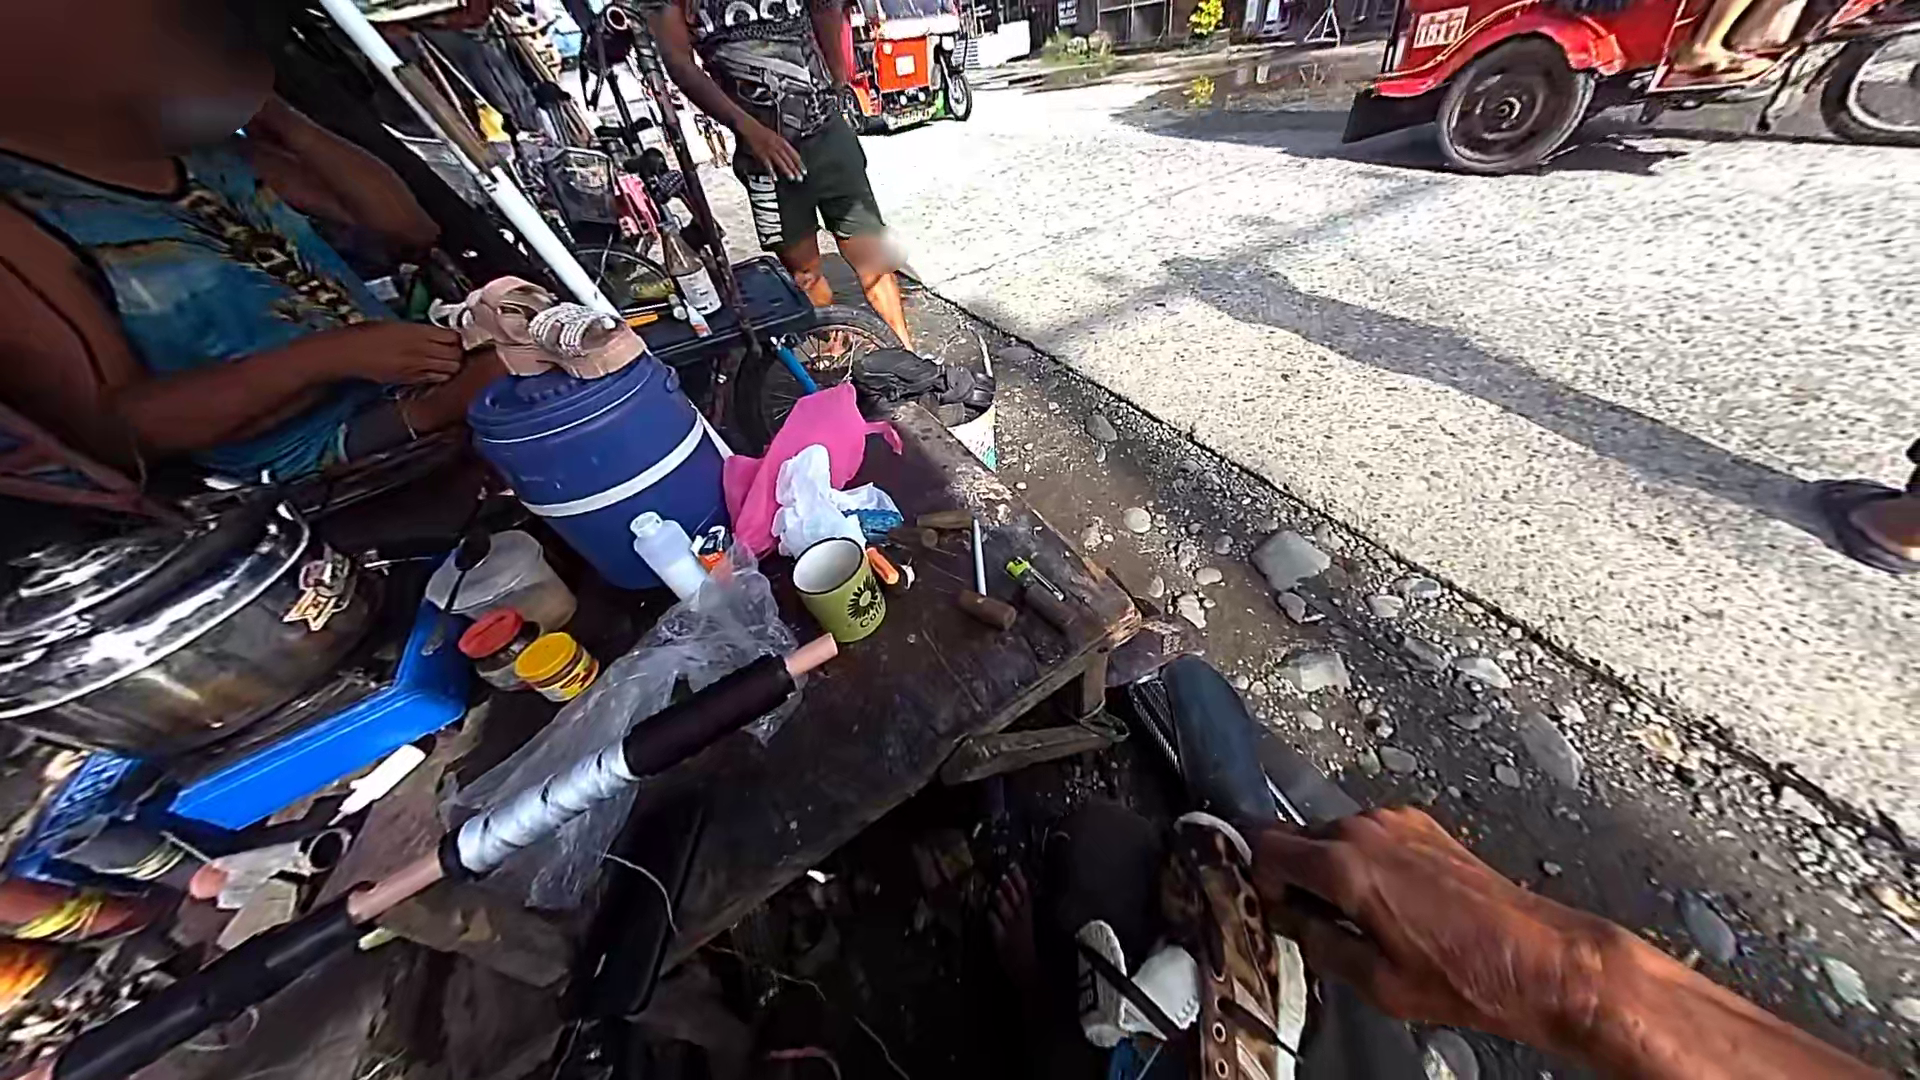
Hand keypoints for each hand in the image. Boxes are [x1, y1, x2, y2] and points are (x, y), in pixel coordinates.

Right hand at [297, 322, 465, 385]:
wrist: (346, 353)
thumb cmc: (366, 335)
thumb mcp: (394, 325)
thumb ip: (419, 331)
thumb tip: (440, 336)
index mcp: (416, 331)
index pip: (453, 336)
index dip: (457, 339)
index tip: (454, 339)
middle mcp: (422, 348)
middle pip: (457, 354)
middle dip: (459, 353)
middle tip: (453, 352)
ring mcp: (419, 365)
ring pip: (453, 368)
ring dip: (454, 365)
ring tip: (446, 362)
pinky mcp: (415, 378)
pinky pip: (440, 378)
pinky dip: (443, 375)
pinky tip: (436, 371)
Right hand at [736, 118, 804, 180]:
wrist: (749, 126)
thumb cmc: (762, 132)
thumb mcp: (776, 136)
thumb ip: (783, 146)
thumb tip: (792, 156)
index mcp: (781, 141)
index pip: (793, 153)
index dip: (799, 163)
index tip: (804, 171)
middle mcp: (777, 144)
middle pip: (788, 158)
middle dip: (795, 169)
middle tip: (800, 178)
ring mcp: (769, 149)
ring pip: (780, 161)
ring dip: (786, 170)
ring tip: (792, 178)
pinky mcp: (761, 153)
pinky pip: (767, 164)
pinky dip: (771, 171)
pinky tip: (775, 178)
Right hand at [1252, 808, 1620, 1053]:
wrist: (1549, 960)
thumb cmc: (1473, 979)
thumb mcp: (1379, 985)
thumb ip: (1316, 942)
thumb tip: (1287, 918)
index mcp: (1342, 867)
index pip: (1263, 846)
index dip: (1259, 875)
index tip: (1273, 901)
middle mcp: (1358, 830)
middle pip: (1291, 835)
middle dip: (1293, 871)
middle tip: (1313, 911)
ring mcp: (1387, 820)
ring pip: (1327, 832)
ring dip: (1328, 863)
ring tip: (1362, 908)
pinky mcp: (1413, 820)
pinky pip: (1363, 830)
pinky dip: (1362, 854)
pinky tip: (1393, 892)